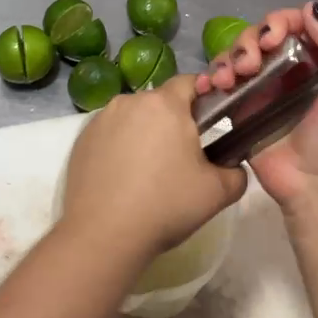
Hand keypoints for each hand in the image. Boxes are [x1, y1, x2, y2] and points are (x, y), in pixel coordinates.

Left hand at [59, 74, 246, 260]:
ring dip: (144, 133)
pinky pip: (110, 134)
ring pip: (133, 118)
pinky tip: (123, 179)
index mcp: (165, 104)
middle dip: (173, 121)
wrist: (103, 235)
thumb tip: (231, 166)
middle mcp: (130, 101)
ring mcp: (100, 120)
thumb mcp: (218, 193)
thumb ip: (236, 172)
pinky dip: (119, 147)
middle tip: (182, 158)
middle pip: (160, 102)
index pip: (189, 82)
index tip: (210, 123)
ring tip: (149, 172)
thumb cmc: (165, 206)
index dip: (204, 98)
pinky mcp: (81, 140)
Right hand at [194, 2, 317, 213]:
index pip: (295, 24)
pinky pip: (221, 84)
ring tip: (230, 78)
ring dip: (229, 57)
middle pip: (261, 35)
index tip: (271, 37)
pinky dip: (211, 76)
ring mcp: (263, 91)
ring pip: (237, 55)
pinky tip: (211, 84)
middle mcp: (291, 70)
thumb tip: (309, 11)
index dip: (279, 21)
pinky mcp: (241, 112)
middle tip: (249, 63)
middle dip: (249, 39)